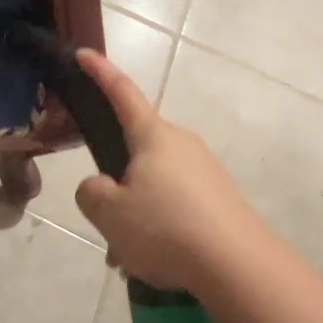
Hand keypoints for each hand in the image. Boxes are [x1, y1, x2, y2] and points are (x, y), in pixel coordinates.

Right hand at [73, 49, 268, 292]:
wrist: (241, 268)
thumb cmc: (167, 229)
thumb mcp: (110, 213)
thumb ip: (91, 192)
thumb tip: (100, 187)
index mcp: (153, 135)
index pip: (121, 91)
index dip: (99, 71)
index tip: (82, 54)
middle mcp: (181, 143)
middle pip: (136, 150)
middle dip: (116, 181)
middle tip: (102, 217)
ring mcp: (205, 171)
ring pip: (155, 185)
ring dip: (136, 213)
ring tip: (127, 256)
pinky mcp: (220, 200)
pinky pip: (177, 206)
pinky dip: (160, 227)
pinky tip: (156, 263)